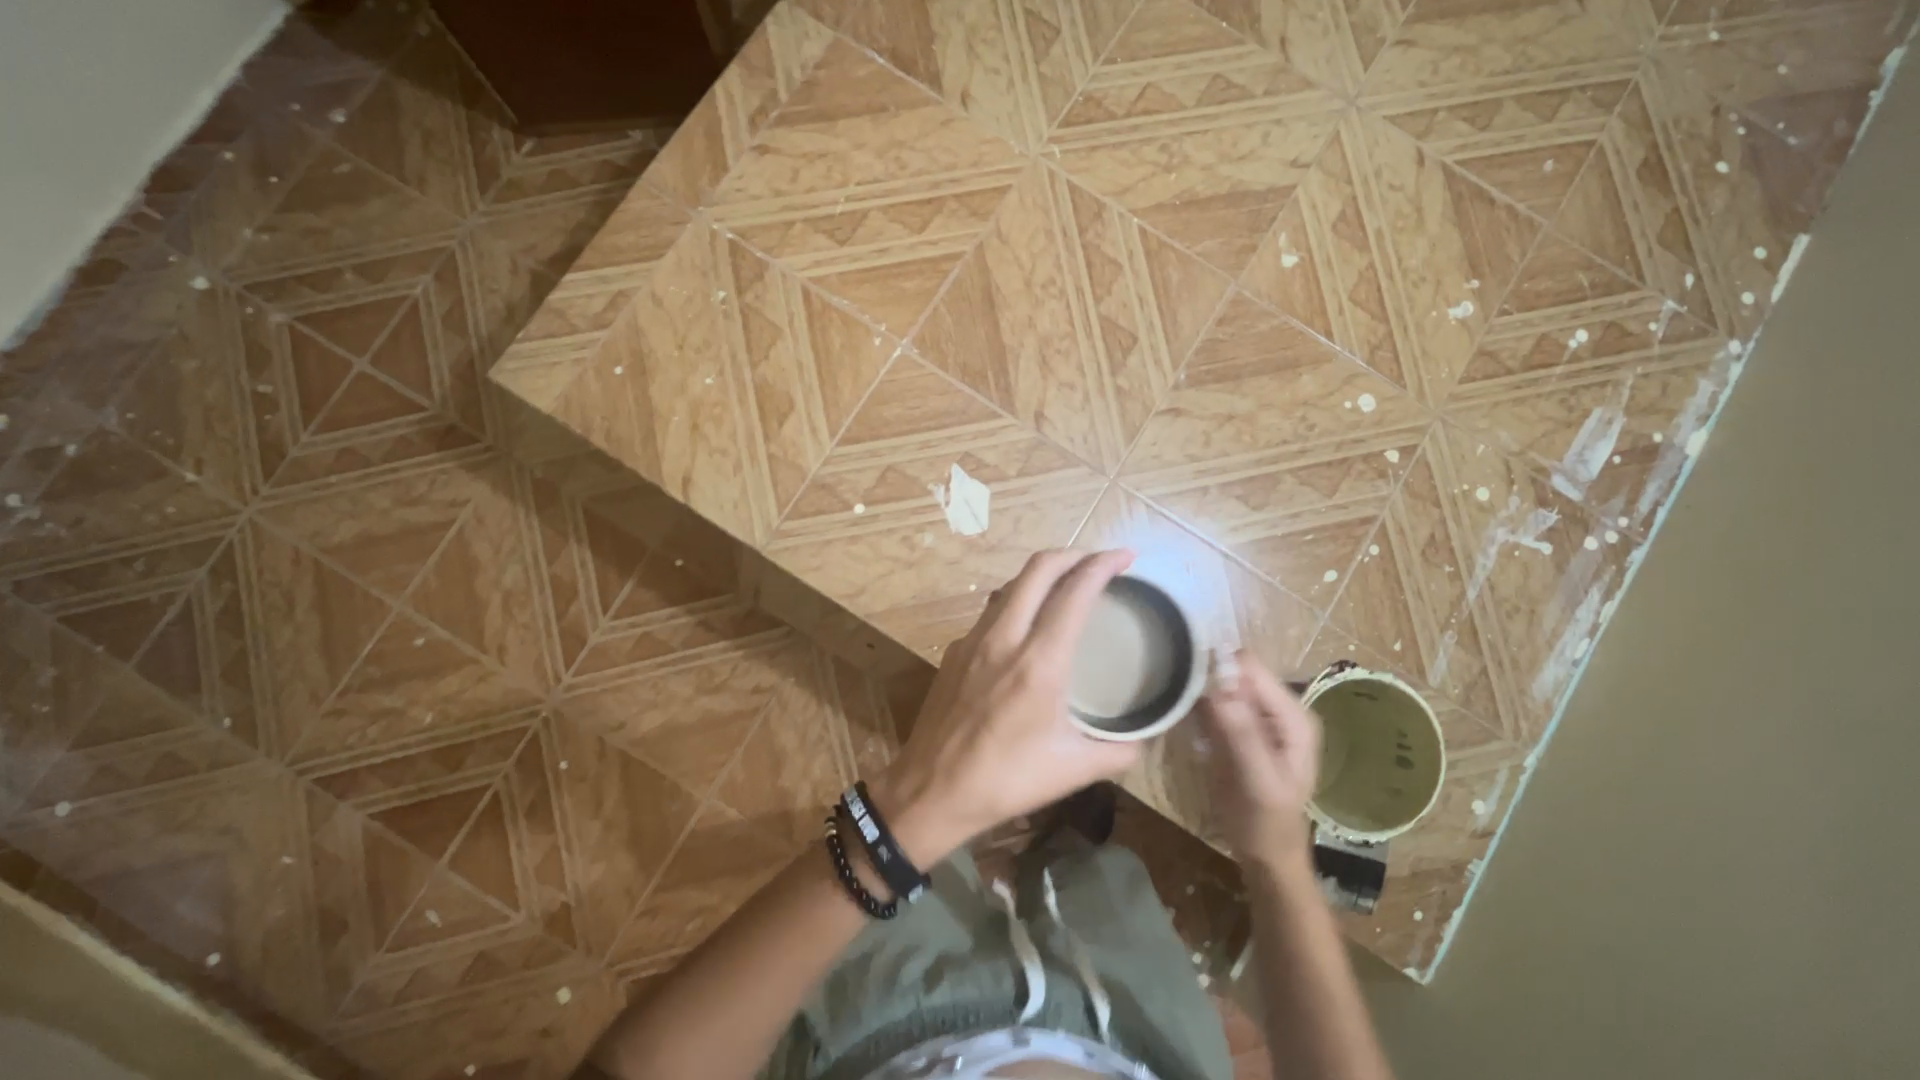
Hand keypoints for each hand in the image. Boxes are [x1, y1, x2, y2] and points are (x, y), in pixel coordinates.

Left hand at [873, 549, 1143, 865]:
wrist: (930, 791)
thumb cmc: (1005, 781)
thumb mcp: (1073, 770)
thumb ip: (1119, 751)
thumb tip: (1145, 739)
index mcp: (1039, 662)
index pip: (1075, 592)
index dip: (1103, 565)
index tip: (1126, 557)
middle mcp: (1004, 639)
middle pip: (1038, 570)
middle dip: (1073, 555)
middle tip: (1100, 561)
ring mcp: (972, 642)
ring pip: (1010, 586)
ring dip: (1041, 574)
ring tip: (1066, 584)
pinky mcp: (953, 653)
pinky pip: (991, 612)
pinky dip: (1016, 601)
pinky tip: (1025, 625)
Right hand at [1200, 651, 1320, 874]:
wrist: (1265, 857)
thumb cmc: (1267, 824)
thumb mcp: (1259, 783)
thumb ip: (1243, 734)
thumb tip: (1221, 685)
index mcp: (1292, 715)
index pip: (1250, 668)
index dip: (1219, 669)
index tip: (1187, 684)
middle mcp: (1275, 709)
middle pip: (1234, 673)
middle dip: (1206, 680)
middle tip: (1177, 700)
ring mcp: (1255, 720)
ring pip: (1219, 687)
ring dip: (1197, 695)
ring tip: (1178, 712)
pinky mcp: (1235, 732)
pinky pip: (1211, 707)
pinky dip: (1196, 711)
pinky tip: (1185, 727)